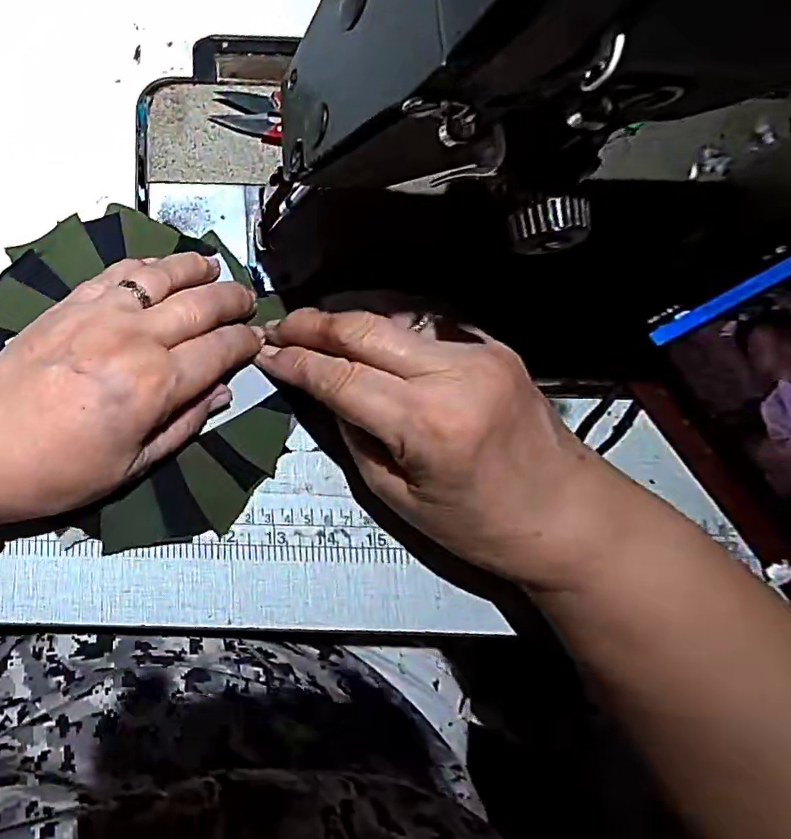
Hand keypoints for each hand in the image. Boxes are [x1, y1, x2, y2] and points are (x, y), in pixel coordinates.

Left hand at [0, 253, 261, 524]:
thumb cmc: (49, 470)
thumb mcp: (126, 467)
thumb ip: (179, 425)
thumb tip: (218, 393)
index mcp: (154, 383)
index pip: (221, 349)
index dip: (246, 342)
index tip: (256, 340)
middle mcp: (130, 338)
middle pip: (200, 303)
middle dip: (232, 299)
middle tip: (245, 302)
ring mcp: (93, 316)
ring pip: (158, 275)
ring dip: (192, 268)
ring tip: (210, 268)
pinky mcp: (62, 308)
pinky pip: (111, 274)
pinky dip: (140, 266)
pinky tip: (151, 269)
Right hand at [255, 308, 634, 590]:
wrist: (577, 519)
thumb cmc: (480, 522)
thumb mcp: (391, 490)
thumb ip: (352, 433)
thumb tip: (320, 391)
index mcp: (429, 422)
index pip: (338, 376)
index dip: (292, 362)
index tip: (262, 354)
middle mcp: (459, 377)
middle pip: (363, 331)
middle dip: (310, 325)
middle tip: (274, 327)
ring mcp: (482, 357)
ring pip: (391, 316)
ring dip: (341, 318)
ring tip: (305, 324)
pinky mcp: (493, 350)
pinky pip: (421, 323)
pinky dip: (380, 318)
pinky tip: (354, 324)